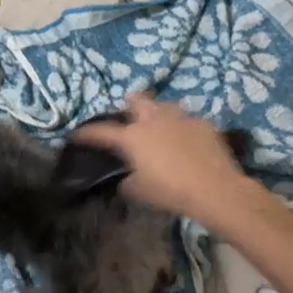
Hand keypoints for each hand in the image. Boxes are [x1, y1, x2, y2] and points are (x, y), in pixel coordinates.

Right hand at [73, 93, 256, 222]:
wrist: (216, 189)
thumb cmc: (171, 191)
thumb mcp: (140, 192)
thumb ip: (126, 183)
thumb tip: (124, 179)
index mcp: (132, 137)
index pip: (101, 131)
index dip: (86, 133)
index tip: (75, 135)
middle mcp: (153, 120)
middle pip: (136, 100)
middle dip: (130, 106)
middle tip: (131, 120)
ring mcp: (180, 118)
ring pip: (164, 105)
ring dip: (159, 113)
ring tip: (161, 127)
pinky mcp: (204, 124)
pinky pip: (189, 120)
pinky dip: (184, 128)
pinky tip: (188, 141)